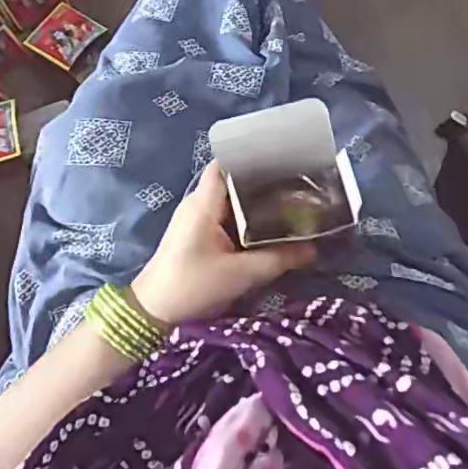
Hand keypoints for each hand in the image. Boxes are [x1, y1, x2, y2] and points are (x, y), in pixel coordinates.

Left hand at [130, 163, 316, 325]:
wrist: (154, 311)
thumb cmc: (193, 285)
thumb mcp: (241, 274)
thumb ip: (278, 259)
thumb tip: (313, 250)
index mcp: (203, 203)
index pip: (225, 164)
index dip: (251, 157)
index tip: (281, 159)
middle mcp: (198, 204)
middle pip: (232, 182)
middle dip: (262, 183)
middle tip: (297, 184)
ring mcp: (195, 219)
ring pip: (230, 201)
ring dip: (254, 203)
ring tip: (290, 202)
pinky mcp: (197, 234)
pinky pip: (224, 217)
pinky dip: (245, 219)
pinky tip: (268, 226)